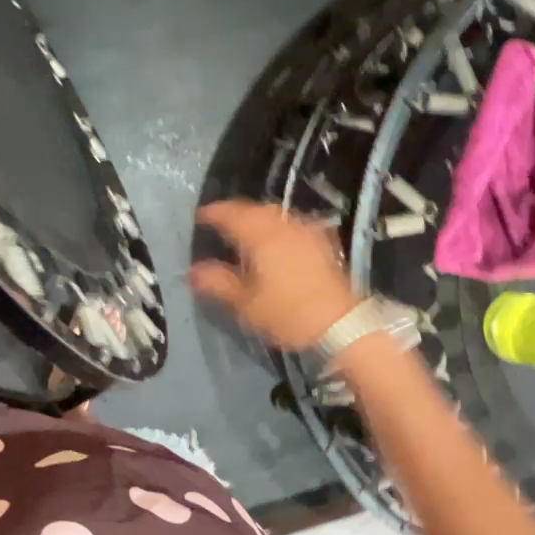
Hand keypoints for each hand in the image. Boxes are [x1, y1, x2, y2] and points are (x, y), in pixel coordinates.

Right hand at [190, 199, 360, 351]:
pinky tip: (277, 242)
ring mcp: (307, 232)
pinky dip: (278, 228)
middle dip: (236, 213)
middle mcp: (284, 226)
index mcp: (261, 236)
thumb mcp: (246, 304)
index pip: (230, 214)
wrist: (342, 325)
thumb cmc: (288, 314)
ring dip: (258, 218)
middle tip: (221, 223)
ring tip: (246, 232)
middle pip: (255, 209)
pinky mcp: (323, 244)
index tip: (199, 217)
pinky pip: (294, 225)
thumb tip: (192, 271)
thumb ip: (218, 283)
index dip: (212, 213)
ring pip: (276, 215)